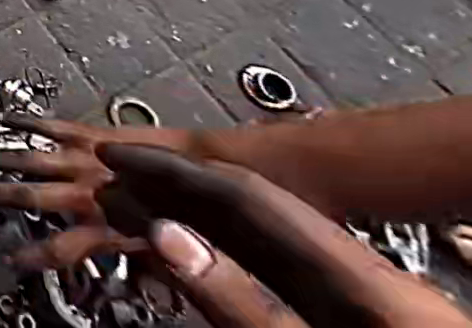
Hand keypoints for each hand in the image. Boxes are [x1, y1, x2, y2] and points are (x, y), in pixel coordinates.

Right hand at [0, 115, 198, 267]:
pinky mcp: (91, 133)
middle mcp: (91, 192)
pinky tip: (4, 118)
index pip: (60, 247)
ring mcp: (88, 160)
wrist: (213, 168)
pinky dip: (26, 120)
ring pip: (32, 158)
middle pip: (32, 195)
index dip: (32, 256)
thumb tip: (119, 280)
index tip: (8, 259)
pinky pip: (52, 125)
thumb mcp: (170, 253)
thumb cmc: (199, 216)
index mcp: (110, 226)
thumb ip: (138, 264)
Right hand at [99, 145, 471, 327]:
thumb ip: (245, 308)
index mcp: (363, 280)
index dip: (171, 170)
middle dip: (171, 190)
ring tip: (133, 213)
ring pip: (257, 231)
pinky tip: (184, 250)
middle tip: (108, 191)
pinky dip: (218, 248)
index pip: (244, 194)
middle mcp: (360, 272)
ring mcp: (363, 292)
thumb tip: (164, 234)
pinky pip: (272, 261)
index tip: (112, 159)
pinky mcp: (355, 314)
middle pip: (247, 205)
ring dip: (189, 215)